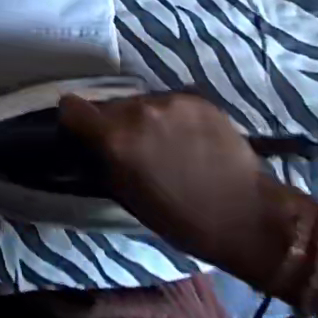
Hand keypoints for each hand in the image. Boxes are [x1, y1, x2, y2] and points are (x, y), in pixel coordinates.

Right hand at [59, 92, 290, 274]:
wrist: (244, 213)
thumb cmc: (181, 219)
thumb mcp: (128, 197)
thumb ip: (106, 162)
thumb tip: (93, 147)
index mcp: (116, 138)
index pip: (73, 107)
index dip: (74, 120)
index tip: (83, 133)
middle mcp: (139, 110)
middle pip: (110, 105)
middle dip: (114, 124)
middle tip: (132, 148)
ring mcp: (171, 101)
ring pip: (142, 103)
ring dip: (144, 120)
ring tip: (165, 146)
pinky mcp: (197, 98)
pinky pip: (170, 103)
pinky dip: (172, 118)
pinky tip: (190, 141)